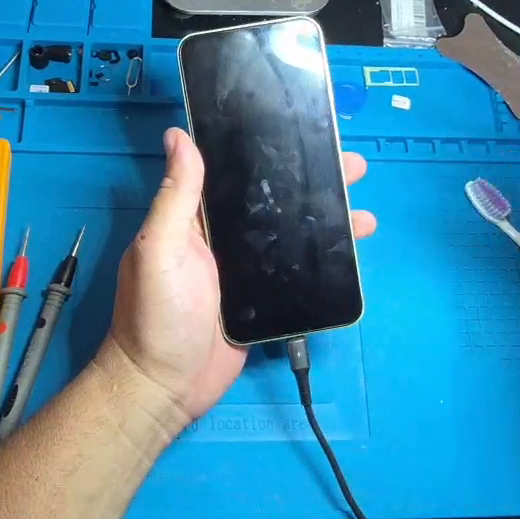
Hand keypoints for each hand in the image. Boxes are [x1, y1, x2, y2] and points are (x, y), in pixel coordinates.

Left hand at [97, 127, 375, 431]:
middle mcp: (223, 237)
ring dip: (326, 220)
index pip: (235, 174)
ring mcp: (246, 270)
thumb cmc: (156, 314)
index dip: (267, 152)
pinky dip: (323, 259)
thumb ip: (175, 196)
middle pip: (273, 201)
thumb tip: (178, 135)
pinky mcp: (263, 301)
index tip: (303, 132)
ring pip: (291, 235)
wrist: (166, 386)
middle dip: (312, 183)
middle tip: (352, 167)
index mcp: (195, 218)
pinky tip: (351, 248)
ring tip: (363, 209)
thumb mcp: (159, 248)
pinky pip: (297, 272)